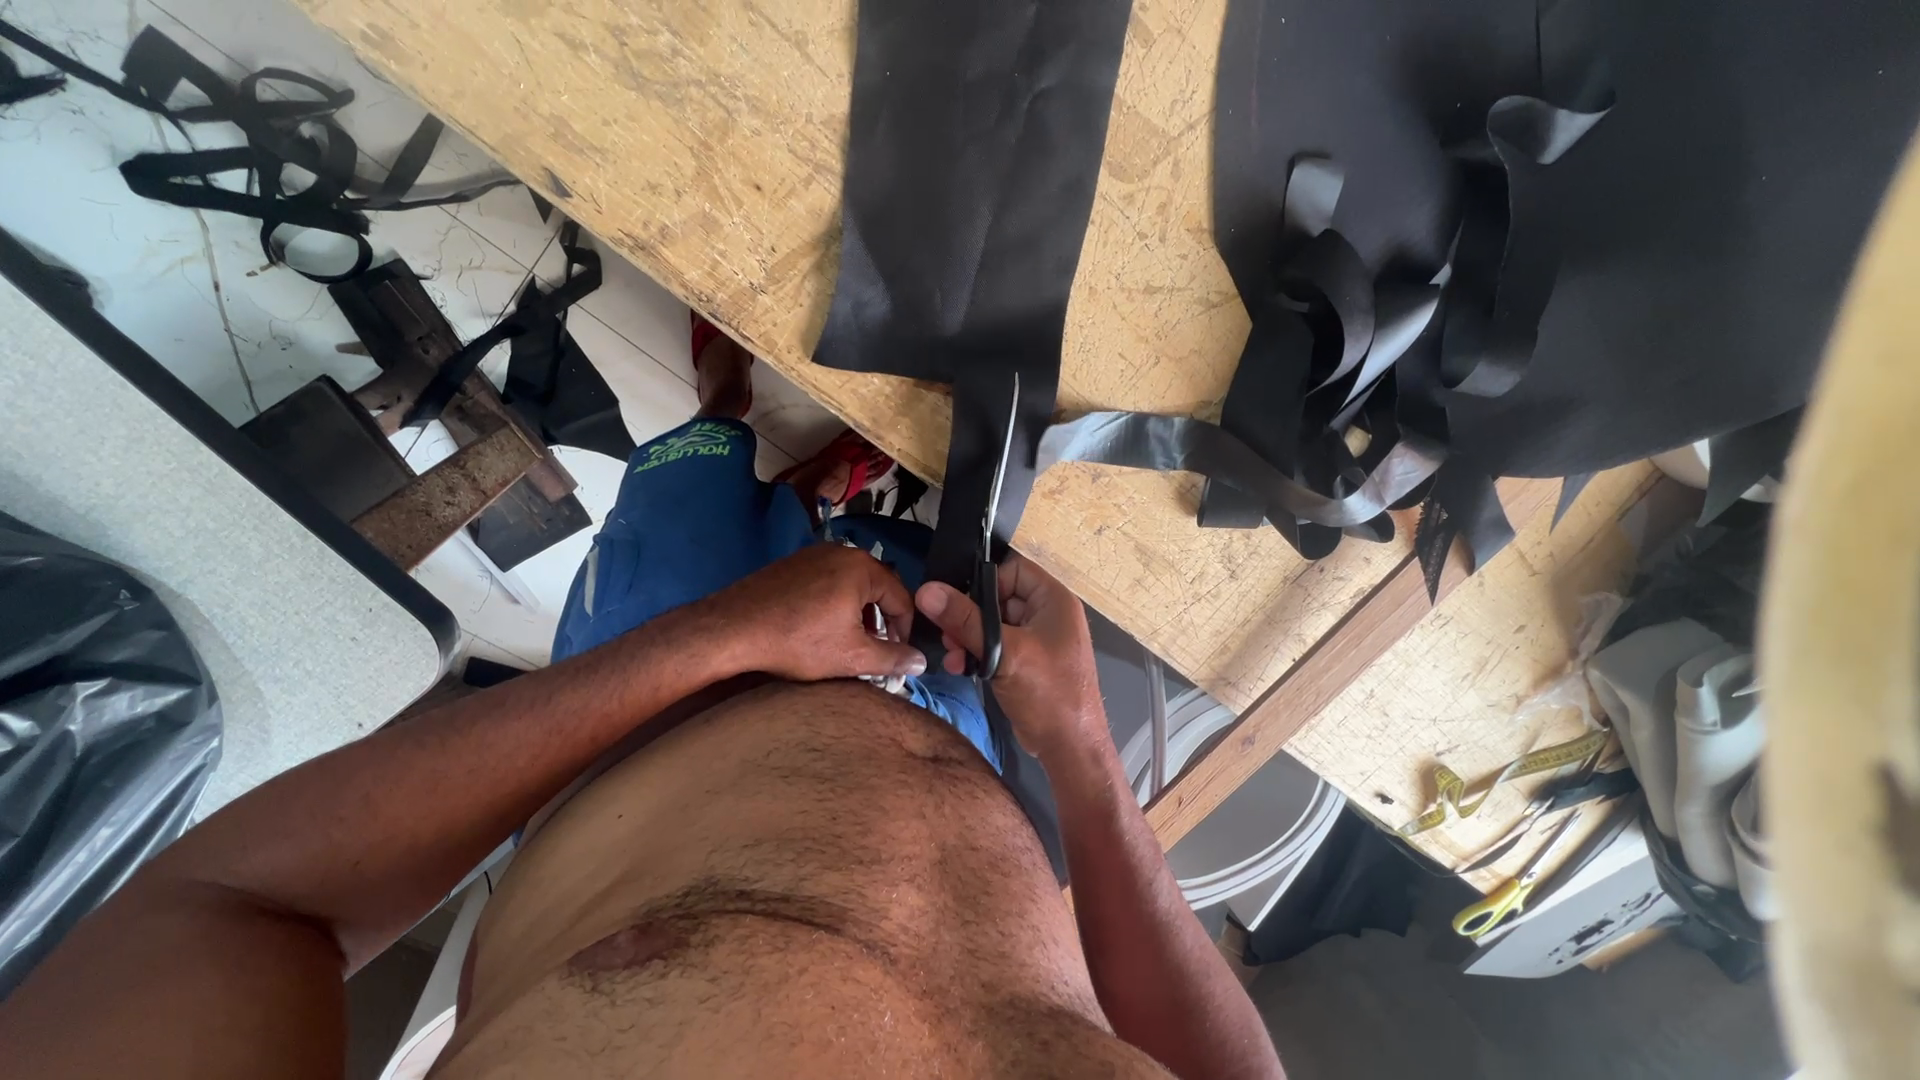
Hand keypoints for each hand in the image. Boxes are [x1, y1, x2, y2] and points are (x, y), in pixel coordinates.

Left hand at [703, 545, 925, 681]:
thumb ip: (892, 659)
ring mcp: (814, 555)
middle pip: (877, 589)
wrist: (731, 630)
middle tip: (873, 653)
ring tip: (847, 645)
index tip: (897, 657)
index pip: (903, 598)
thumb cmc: (798, 641)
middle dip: (880, 623)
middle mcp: (841, 552)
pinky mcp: (792, 564)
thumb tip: (920, 662)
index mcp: (862, 567)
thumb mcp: (852, 656)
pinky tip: (820, 631)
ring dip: (857, 615)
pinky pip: (828, 583)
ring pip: (852, 587)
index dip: (905, 631)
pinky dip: (834, 605)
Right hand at [915, 553, 1106, 762]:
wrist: (1068, 748)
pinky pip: (996, 647)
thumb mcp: (1004, 653)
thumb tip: (928, 591)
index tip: (956, 601)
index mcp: (1054, 600)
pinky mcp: (1025, 663)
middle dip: (969, 616)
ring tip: (951, 654)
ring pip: (993, 625)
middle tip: (946, 633)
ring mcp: (1037, 640)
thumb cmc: (1048, 694)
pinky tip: (959, 666)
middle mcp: (1047, 614)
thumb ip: (965, 620)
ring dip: (969, 638)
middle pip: (998, 598)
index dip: (983, 582)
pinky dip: (978, 654)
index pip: (1012, 570)